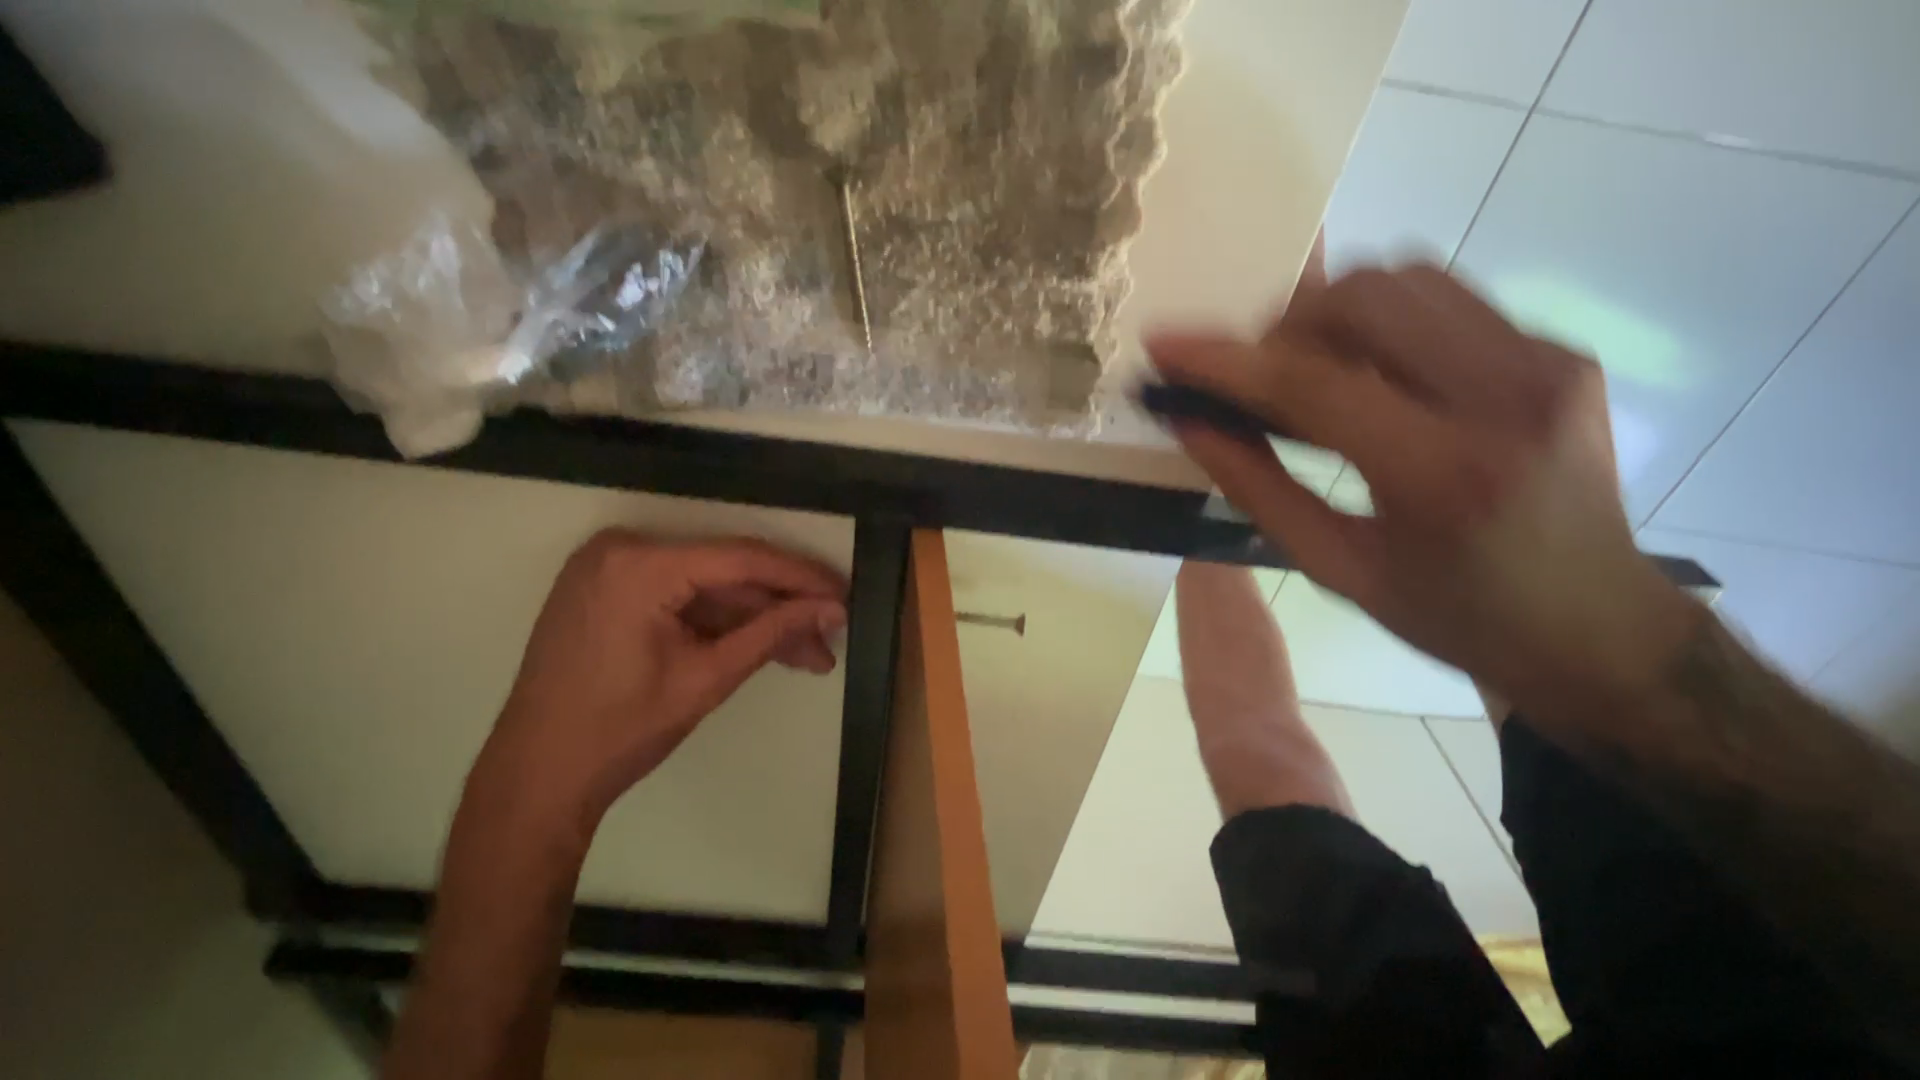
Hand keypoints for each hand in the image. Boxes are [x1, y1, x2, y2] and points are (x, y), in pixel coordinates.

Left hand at [480, 530, 846, 824]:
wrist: (536, 777)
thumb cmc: (620, 731)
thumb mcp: (707, 679)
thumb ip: (773, 634)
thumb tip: (832, 609)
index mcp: (639, 565)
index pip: (740, 559)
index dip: (800, 577)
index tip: (845, 595)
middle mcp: (620, 551)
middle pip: (723, 573)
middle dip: (780, 609)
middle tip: (830, 637)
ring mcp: (607, 570)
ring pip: (703, 588)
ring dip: (753, 620)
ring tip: (807, 655)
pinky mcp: (604, 592)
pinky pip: (675, 597)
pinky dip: (715, 622)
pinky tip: (759, 645)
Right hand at [1148, 263, 1699, 716]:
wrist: (1597, 628)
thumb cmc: (1454, 617)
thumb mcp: (1339, 569)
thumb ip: (1257, 489)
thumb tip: (1189, 423)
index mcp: (1444, 474)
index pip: (1313, 383)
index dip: (1227, 360)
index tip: (1165, 345)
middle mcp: (1505, 397)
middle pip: (1364, 300)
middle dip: (1286, 327)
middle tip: (1258, 378)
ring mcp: (1544, 362)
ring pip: (1408, 280)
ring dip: (1336, 314)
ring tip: (1313, 372)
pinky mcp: (1559, 350)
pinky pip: (1447, 300)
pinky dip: (1386, 323)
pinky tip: (1374, 375)